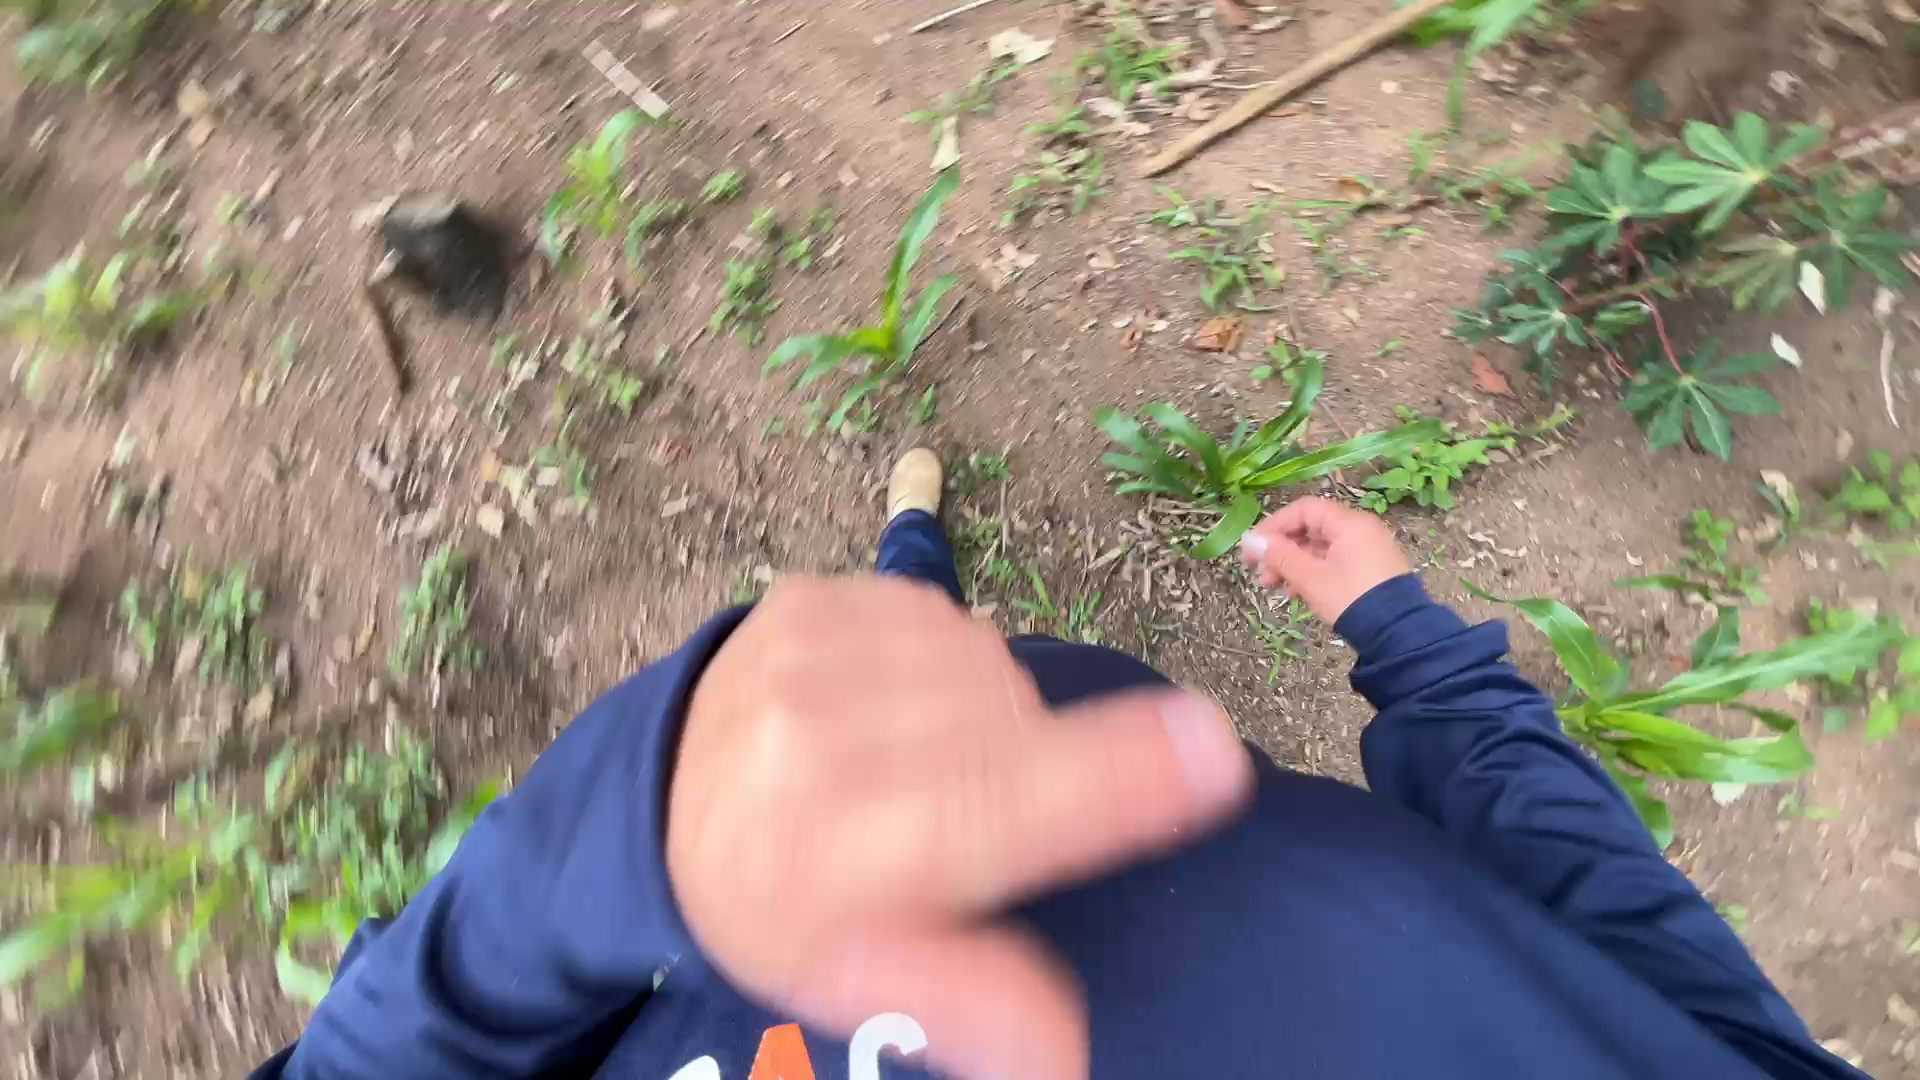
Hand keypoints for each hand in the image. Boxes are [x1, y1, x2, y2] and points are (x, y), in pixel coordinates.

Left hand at [666, 577, 1252, 1079]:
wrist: (675, 788)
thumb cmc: (780, 892)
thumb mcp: (861, 976)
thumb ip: (973, 1003)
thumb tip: (1072, 1053)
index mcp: (830, 845)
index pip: (988, 807)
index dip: (1109, 782)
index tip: (1215, 750)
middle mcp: (813, 734)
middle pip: (1006, 719)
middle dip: (1024, 755)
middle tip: (971, 792)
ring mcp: (805, 647)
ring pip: (980, 658)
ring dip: (984, 703)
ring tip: (923, 744)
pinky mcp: (805, 595)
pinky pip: (936, 613)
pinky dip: (943, 656)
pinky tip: (894, 693)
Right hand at [1238, 497, 1410, 623]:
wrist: (1397, 633)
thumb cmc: (1350, 598)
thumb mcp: (1310, 577)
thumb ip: (1278, 555)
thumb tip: (1251, 541)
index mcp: (1349, 524)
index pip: (1303, 510)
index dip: (1274, 525)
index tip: (1254, 546)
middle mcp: (1360, 531)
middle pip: (1309, 529)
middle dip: (1280, 549)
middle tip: (1259, 570)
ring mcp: (1366, 550)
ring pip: (1318, 548)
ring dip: (1291, 564)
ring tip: (1273, 586)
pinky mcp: (1368, 569)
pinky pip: (1331, 562)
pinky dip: (1310, 572)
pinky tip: (1295, 592)